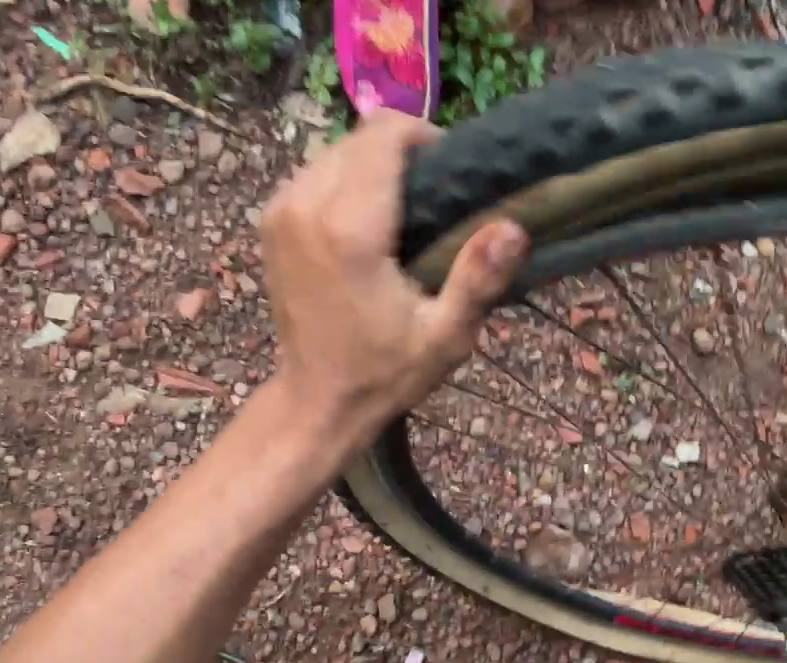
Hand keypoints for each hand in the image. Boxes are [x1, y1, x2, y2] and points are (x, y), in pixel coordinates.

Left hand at [260, 109, 527, 428]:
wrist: (318, 402)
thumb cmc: (386, 373)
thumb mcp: (446, 336)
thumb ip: (479, 278)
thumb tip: (514, 226)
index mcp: (349, 229)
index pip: (384, 135)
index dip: (425, 139)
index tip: (452, 176)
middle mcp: (306, 204)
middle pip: (360, 138)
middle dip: (402, 153)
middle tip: (436, 199)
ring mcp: (281, 210)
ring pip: (335, 152)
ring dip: (373, 167)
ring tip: (405, 212)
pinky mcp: (272, 221)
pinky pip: (314, 174)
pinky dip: (346, 183)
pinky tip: (369, 224)